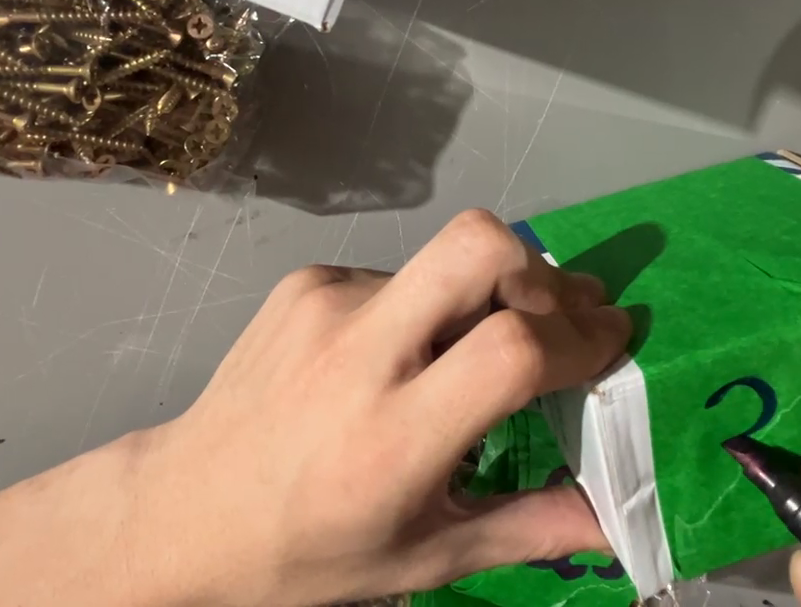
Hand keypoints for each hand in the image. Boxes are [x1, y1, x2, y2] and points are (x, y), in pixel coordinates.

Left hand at [138, 209, 632, 605]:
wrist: (184, 508)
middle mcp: (359, 349)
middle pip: (475, 244)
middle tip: (558, 312)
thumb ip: (529, 528)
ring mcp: (325, 300)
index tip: (608, 343)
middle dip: (539, 268)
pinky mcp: (306, 279)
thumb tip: (616, 516)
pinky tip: (403, 350)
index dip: (576, 338)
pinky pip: (397, 273)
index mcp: (393, 435)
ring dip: (483, 293)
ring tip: (475, 344)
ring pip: (440, 257)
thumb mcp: (424, 557)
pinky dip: (425, 304)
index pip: (509, 349)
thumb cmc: (308, 552)